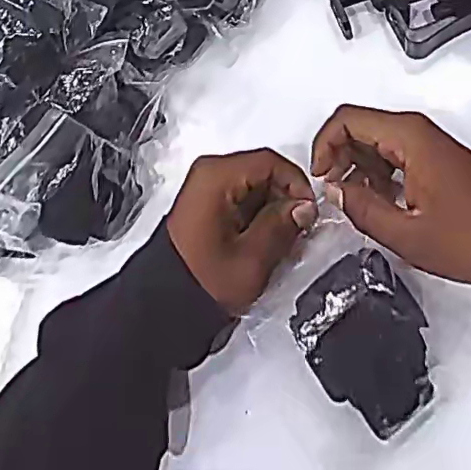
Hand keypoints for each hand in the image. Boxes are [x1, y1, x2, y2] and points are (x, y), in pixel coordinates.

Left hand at [167, 149, 317, 313]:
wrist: (161, 307)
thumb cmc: (198, 283)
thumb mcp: (251, 259)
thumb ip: (283, 226)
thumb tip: (303, 207)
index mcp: (217, 176)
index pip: (270, 162)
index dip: (296, 184)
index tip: (308, 210)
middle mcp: (209, 174)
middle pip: (263, 171)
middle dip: (285, 199)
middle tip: (299, 229)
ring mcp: (206, 187)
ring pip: (255, 185)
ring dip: (273, 209)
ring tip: (282, 241)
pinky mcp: (207, 203)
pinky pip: (242, 197)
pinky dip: (258, 215)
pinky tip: (264, 242)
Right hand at [311, 105, 470, 286]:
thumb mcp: (409, 235)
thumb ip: (362, 210)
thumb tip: (335, 193)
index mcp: (408, 137)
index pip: (346, 119)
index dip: (323, 146)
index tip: (320, 177)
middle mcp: (416, 131)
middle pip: (357, 126)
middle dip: (338, 158)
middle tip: (335, 193)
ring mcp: (426, 143)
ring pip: (373, 140)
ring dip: (357, 168)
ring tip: (360, 205)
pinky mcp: (433, 157)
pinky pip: (391, 154)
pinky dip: (377, 174)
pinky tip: (382, 204)